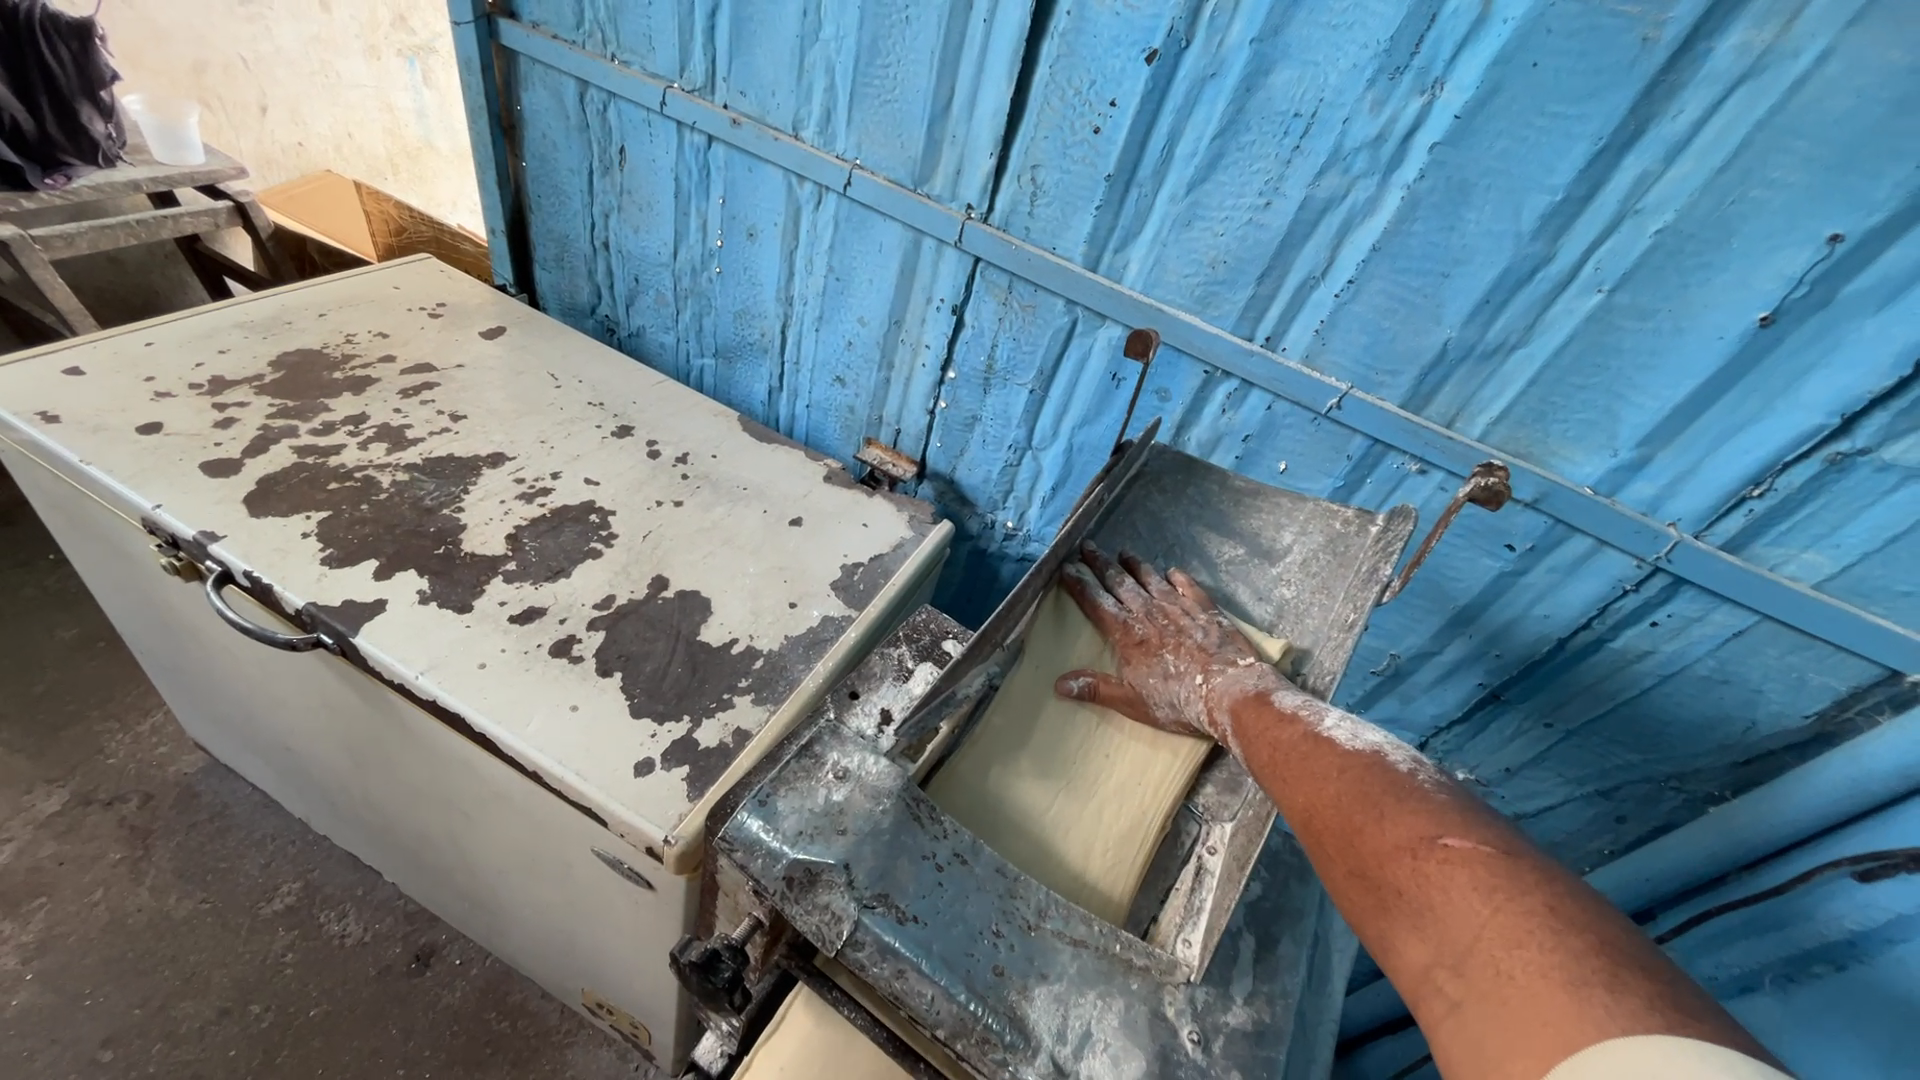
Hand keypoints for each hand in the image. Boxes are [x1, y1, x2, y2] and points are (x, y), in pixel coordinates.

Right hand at [1053, 541, 1290, 744]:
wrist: (1230, 692)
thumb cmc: (1177, 701)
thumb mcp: (1131, 701)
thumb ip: (1096, 689)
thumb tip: (1059, 684)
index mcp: (1127, 633)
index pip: (1095, 601)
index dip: (1079, 584)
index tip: (1066, 569)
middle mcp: (1148, 612)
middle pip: (1119, 581)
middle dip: (1100, 563)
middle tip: (1088, 546)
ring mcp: (1178, 607)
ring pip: (1150, 578)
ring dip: (1135, 564)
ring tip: (1124, 552)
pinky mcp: (1205, 609)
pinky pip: (1187, 586)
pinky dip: (1177, 577)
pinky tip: (1172, 571)